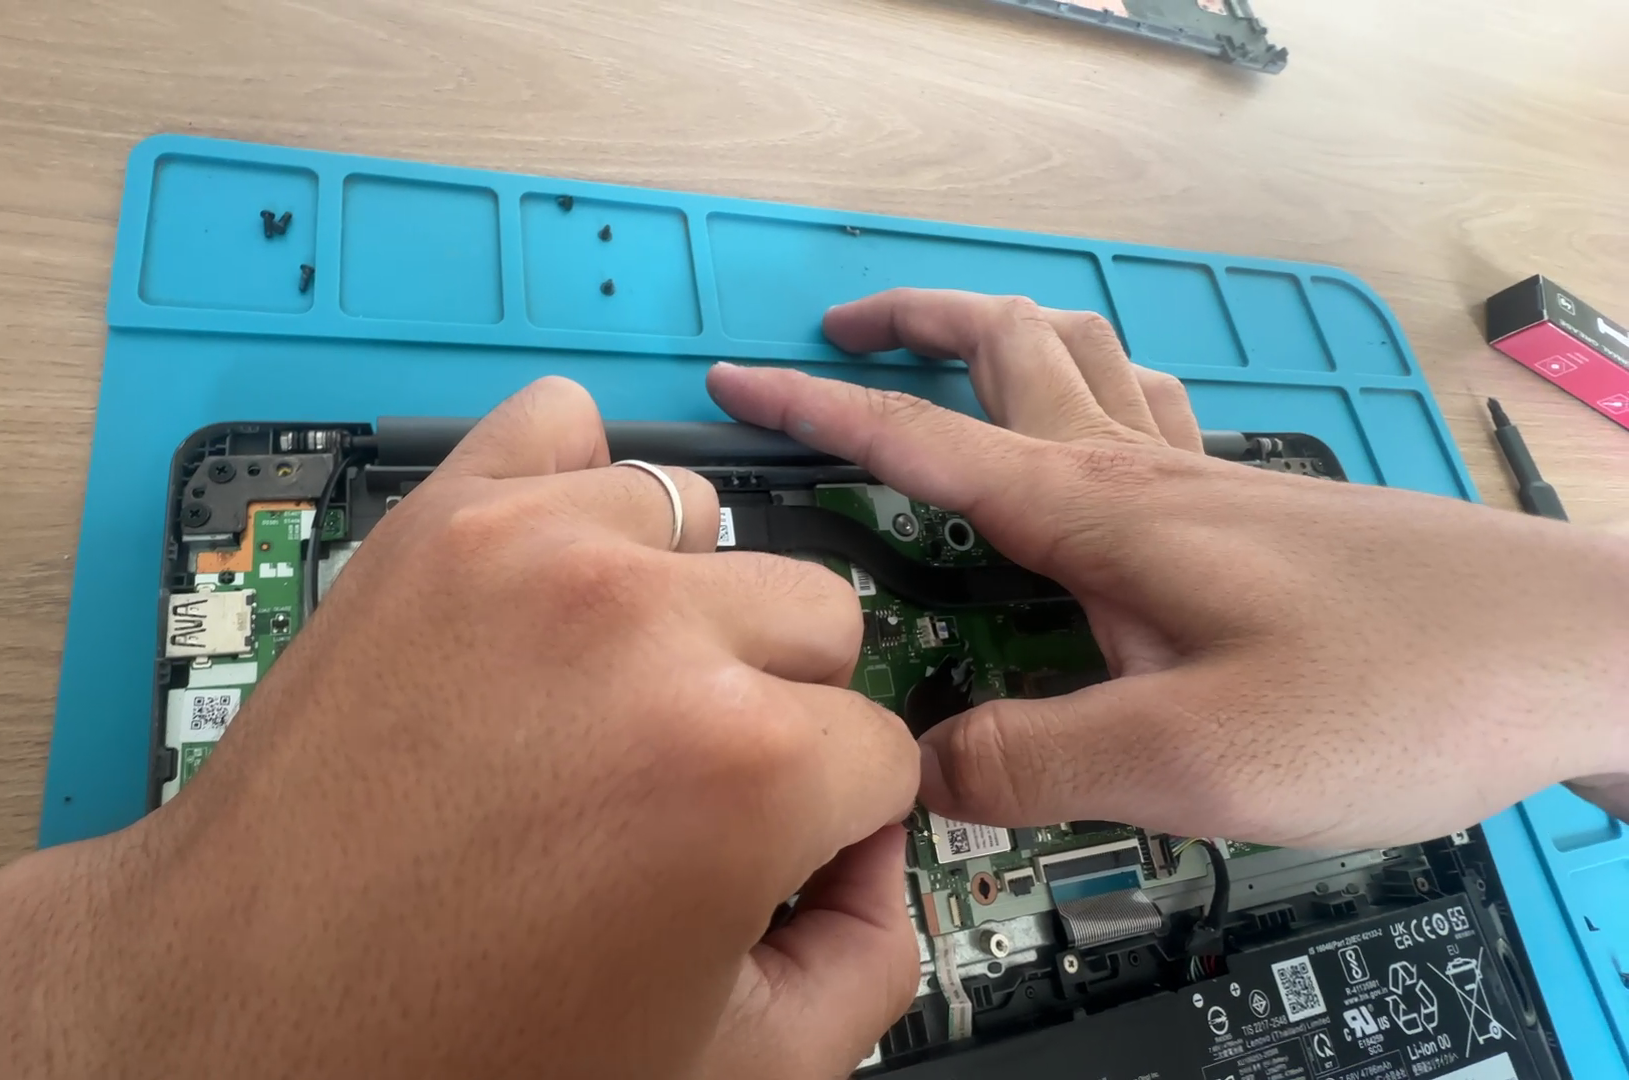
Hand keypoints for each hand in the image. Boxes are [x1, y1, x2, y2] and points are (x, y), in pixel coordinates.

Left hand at [0, 377, 920, 1077]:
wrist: (235, 1012)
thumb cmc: (479, 1052)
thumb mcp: (736, 1071)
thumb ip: (867, 956)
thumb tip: (872, 836)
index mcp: (745, 768)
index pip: (881, 750)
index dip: (836, 815)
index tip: (767, 845)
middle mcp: (653, 625)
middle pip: (818, 614)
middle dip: (781, 701)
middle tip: (683, 766)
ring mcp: (541, 546)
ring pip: (706, 520)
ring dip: (684, 601)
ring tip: (604, 678)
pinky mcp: (446, 513)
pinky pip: (563, 423)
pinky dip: (579, 488)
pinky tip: (551, 576)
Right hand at [709, 288, 1628, 847]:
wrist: (1591, 655)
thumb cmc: (1391, 696)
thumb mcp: (1190, 760)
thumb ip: (1028, 765)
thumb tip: (911, 775)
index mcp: (1081, 508)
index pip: (908, 436)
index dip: (809, 405)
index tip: (738, 379)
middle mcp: (1120, 465)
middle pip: (994, 339)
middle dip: (901, 322)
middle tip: (838, 334)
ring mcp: (1182, 464)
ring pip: (1069, 344)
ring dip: (988, 330)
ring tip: (938, 351)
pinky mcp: (1230, 488)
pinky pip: (1133, 392)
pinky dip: (1075, 374)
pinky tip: (1071, 416)